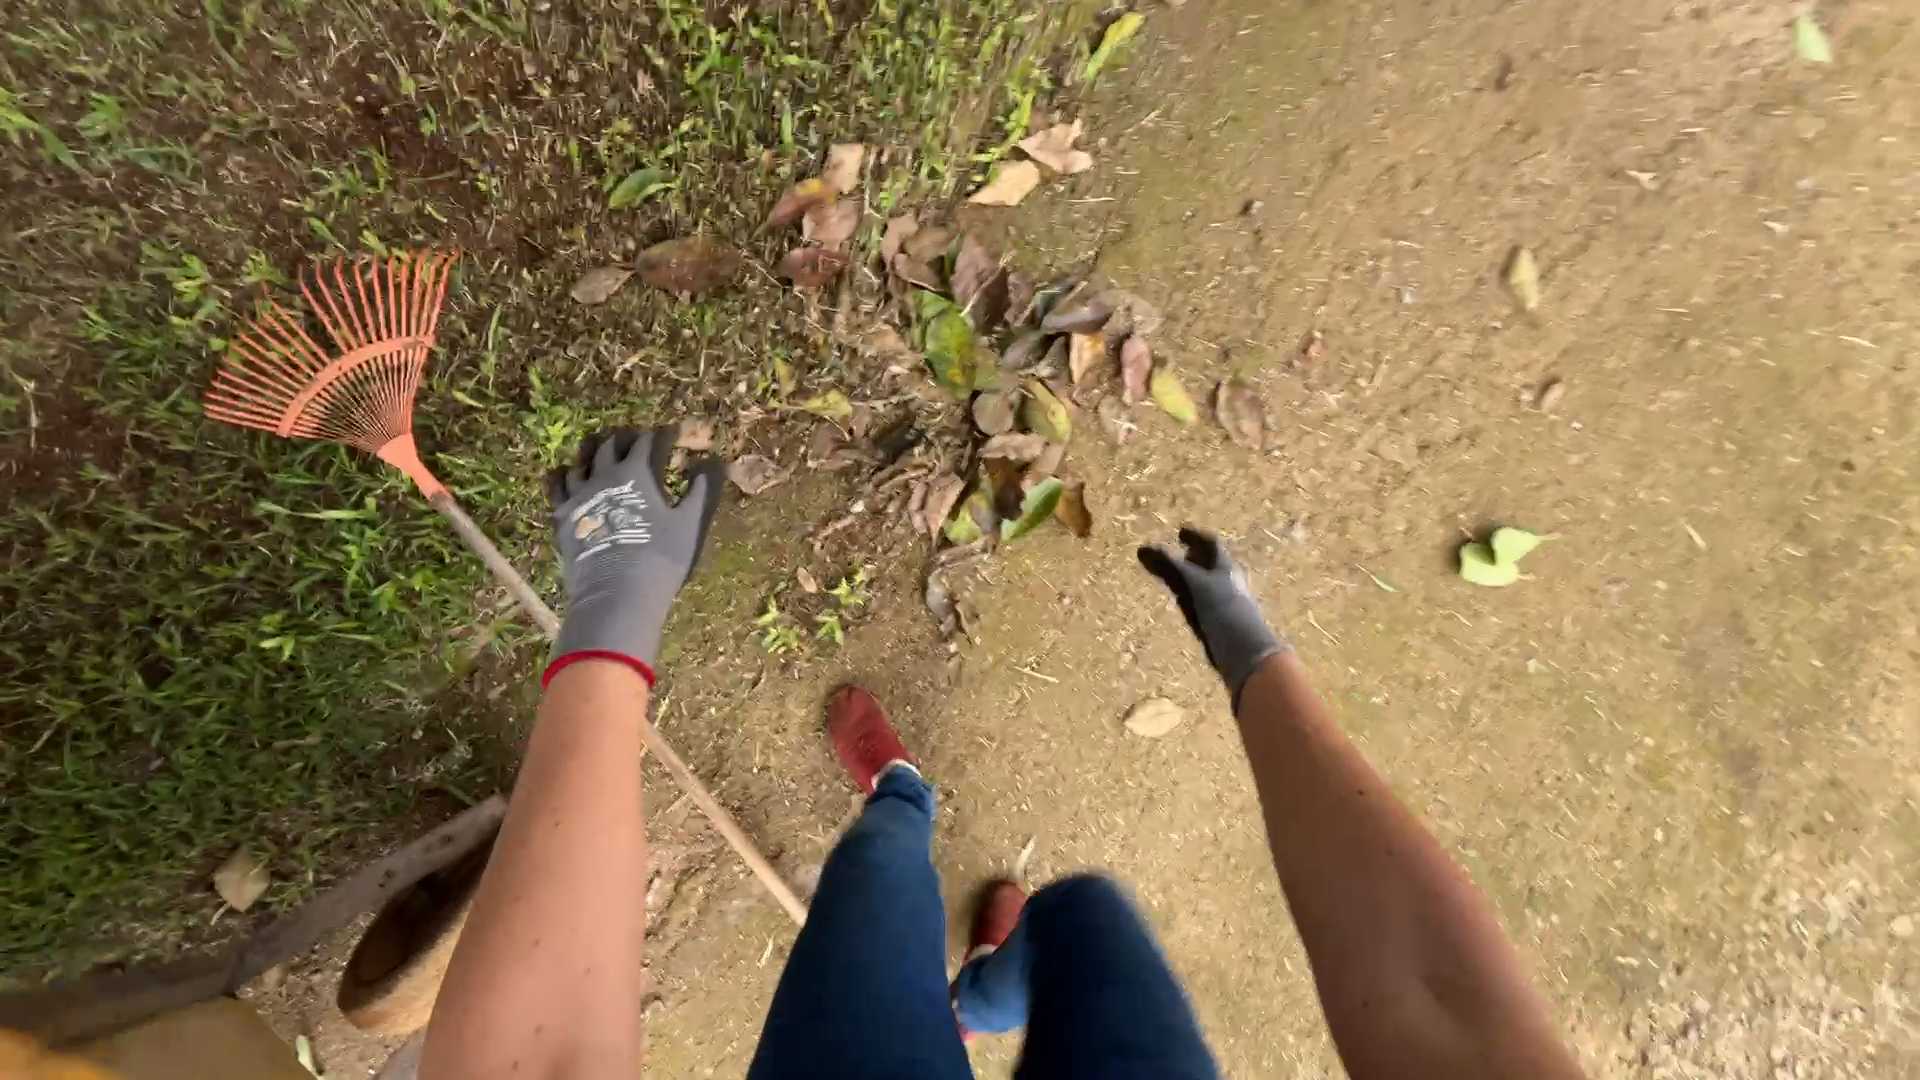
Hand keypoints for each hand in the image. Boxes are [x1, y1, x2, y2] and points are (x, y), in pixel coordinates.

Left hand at [543, 428, 722, 686]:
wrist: (616, 592)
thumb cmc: (660, 555)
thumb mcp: (687, 524)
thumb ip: (696, 494)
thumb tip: (705, 469)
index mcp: (634, 474)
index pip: (643, 445)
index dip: (654, 437)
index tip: (663, 433)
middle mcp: (601, 478)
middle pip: (607, 449)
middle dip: (619, 440)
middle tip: (628, 438)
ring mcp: (577, 498)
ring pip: (578, 465)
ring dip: (589, 455)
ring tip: (595, 452)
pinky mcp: (562, 519)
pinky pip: (556, 490)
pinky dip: (561, 478)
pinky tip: (563, 476)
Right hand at [1138, 528, 1288, 705]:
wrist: (1244, 649)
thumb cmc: (1220, 609)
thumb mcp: (1191, 583)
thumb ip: (1168, 566)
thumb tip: (1142, 549)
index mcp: (1225, 567)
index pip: (1210, 544)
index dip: (1195, 537)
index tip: (1180, 532)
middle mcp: (1229, 581)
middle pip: (1212, 564)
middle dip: (1195, 558)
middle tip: (1179, 555)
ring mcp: (1227, 602)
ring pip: (1209, 584)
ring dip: (1194, 579)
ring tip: (1177, 579)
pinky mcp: (1223, 621)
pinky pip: (1206, 602)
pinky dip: (1193, 597)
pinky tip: (1186, 605)